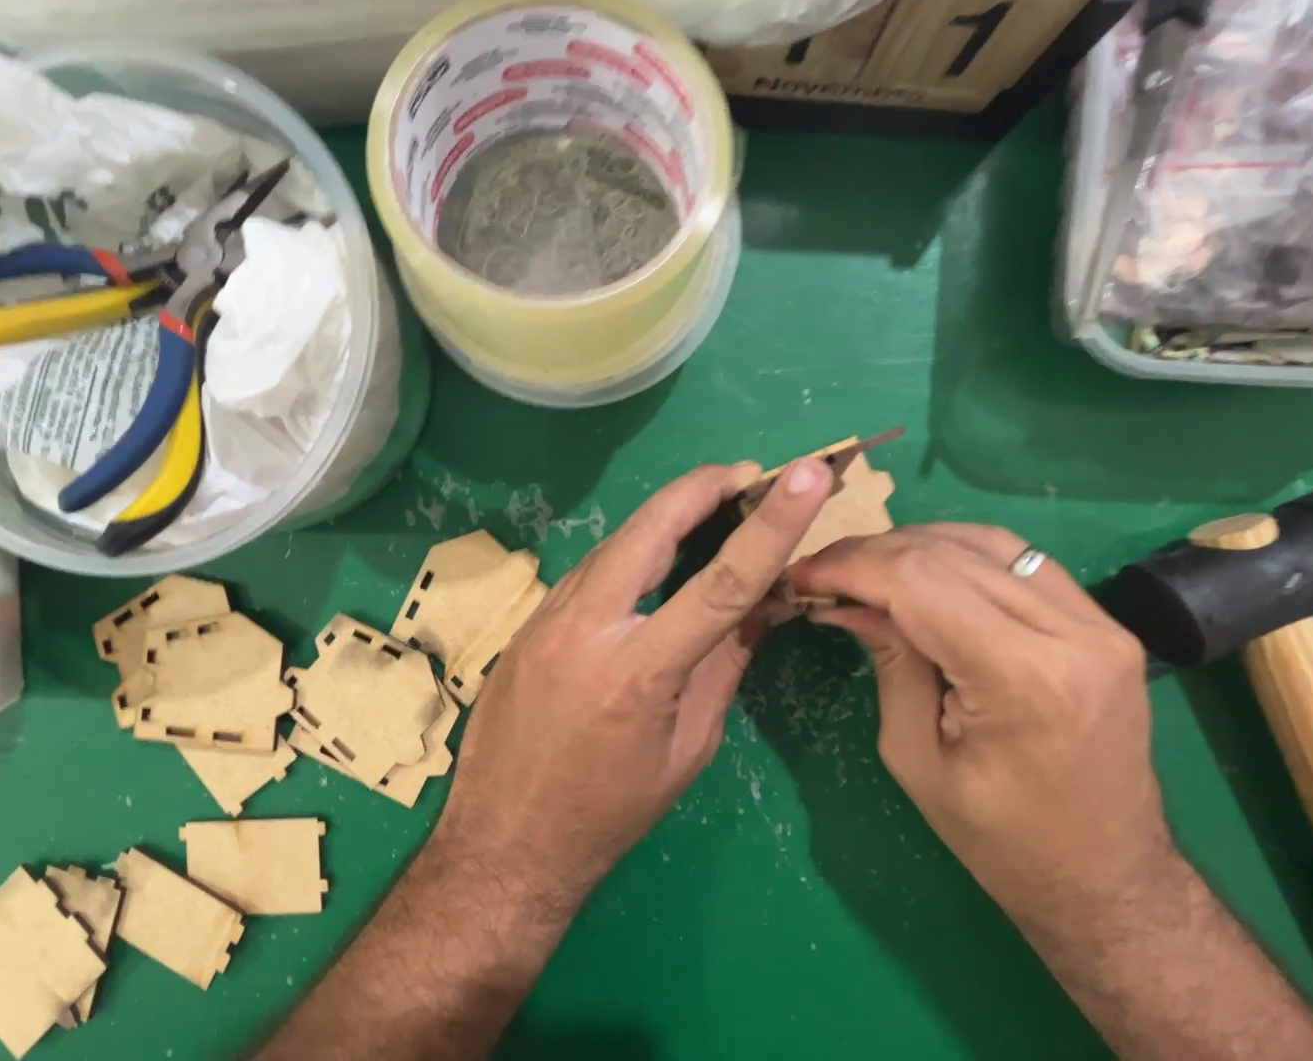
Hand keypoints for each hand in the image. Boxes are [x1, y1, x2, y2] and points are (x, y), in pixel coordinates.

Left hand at [429, 458, 834, 915]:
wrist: (506, 839)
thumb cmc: (610, 811)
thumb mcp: (687, 746)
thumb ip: (725, 665)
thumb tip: (765, 604)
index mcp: (639, 672)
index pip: (721, 582)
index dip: (771, 523)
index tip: (806, 473)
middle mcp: (586, 629)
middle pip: (650, 529)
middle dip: (702, 488)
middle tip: (746, 474)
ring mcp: (546, 620)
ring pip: (616, 543)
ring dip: (665, 519)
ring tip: (710, 509)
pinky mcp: (527, 623)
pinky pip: (588, 572)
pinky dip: (629, 554)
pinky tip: (652, 562)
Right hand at [786, 524, 1172, 931]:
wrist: (1107, 878)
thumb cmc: (1001, 840)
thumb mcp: (916, 757)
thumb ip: (889, 663)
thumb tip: (847, 600)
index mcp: (1022, 677)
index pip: (918, 581)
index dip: (849, 566)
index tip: (801, 574)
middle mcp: (1072, 633)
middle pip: (948, 552)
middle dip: (871, 554)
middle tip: (822, 573)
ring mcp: (1099, 623)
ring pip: (986, 542)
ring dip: (914, 546)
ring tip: (864, 570)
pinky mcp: (1104, 624)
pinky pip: (1020, 561)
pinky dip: (960, 555)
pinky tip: (923, 572)